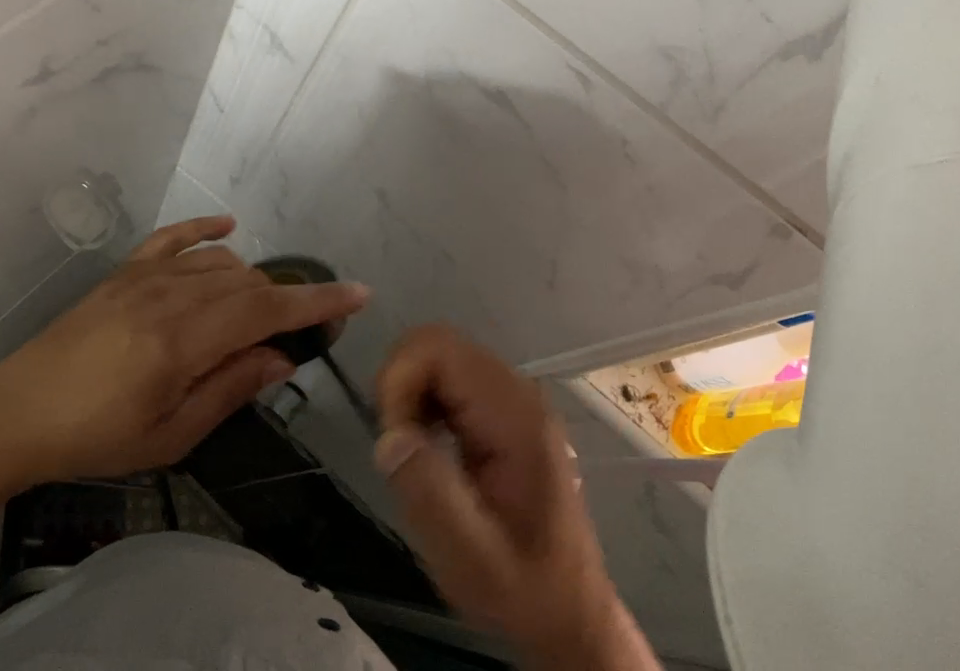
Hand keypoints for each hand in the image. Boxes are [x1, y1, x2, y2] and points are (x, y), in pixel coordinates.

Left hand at [0, 216, 369, 484]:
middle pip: (248, 283)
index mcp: (182, 340)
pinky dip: (203, 230)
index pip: (265, 309)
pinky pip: (171, 238)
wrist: (15, 414)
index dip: (316, 302)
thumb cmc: (94, 437)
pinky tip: (227, 229)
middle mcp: (167, 296)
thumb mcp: (169, 435)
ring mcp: (141, 278)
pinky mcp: (121, 274)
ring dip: (252, 281)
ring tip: (261, 314)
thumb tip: (281, 359)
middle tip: (307, 329)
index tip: (358, 295)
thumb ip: (229, 390)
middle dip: (288, 299)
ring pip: (218, 262)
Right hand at [374, 326, 622, 655]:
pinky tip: (426, 449)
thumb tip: (390, 437)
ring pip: (436, 358)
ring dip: (407, 397)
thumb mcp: (473, 560)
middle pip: (435, 344)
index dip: (399, 382)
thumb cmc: (523, 590)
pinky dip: (420, 405)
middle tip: (398, 446)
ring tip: (411, 453)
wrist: (569, 616)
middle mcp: (517, 396)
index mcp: (516, 418)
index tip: (395, 441)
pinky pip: (447, 382)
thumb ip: (433, 497)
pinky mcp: (501, 417)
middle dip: (398, 387)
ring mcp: (511, 403)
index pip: (437, 348)